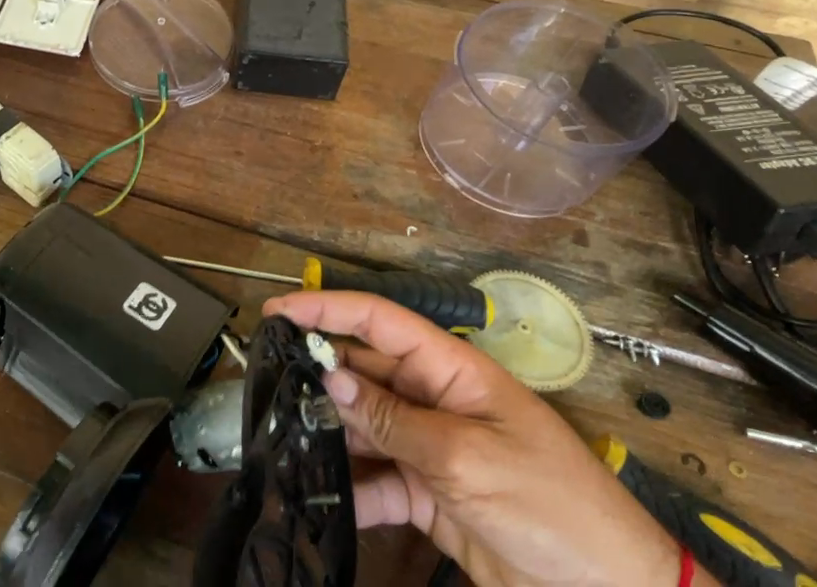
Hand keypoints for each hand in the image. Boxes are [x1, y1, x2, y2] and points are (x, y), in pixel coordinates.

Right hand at [263, 291, 716, 586]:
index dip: (327, 309)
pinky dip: (351, 489)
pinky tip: (320, 495)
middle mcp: (436, 401)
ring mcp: (431, 449)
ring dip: (327, 433)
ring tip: (279, 438)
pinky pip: (377, 482)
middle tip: (266, 382)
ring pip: (363, 427)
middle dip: (318, 376)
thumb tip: (330, 380)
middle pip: (365, 373)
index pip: (381, 323)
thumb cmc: (551, 507)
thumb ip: (393, 419)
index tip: (276, 311)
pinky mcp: (428, 496)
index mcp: (454, 372)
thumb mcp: (466, 457)